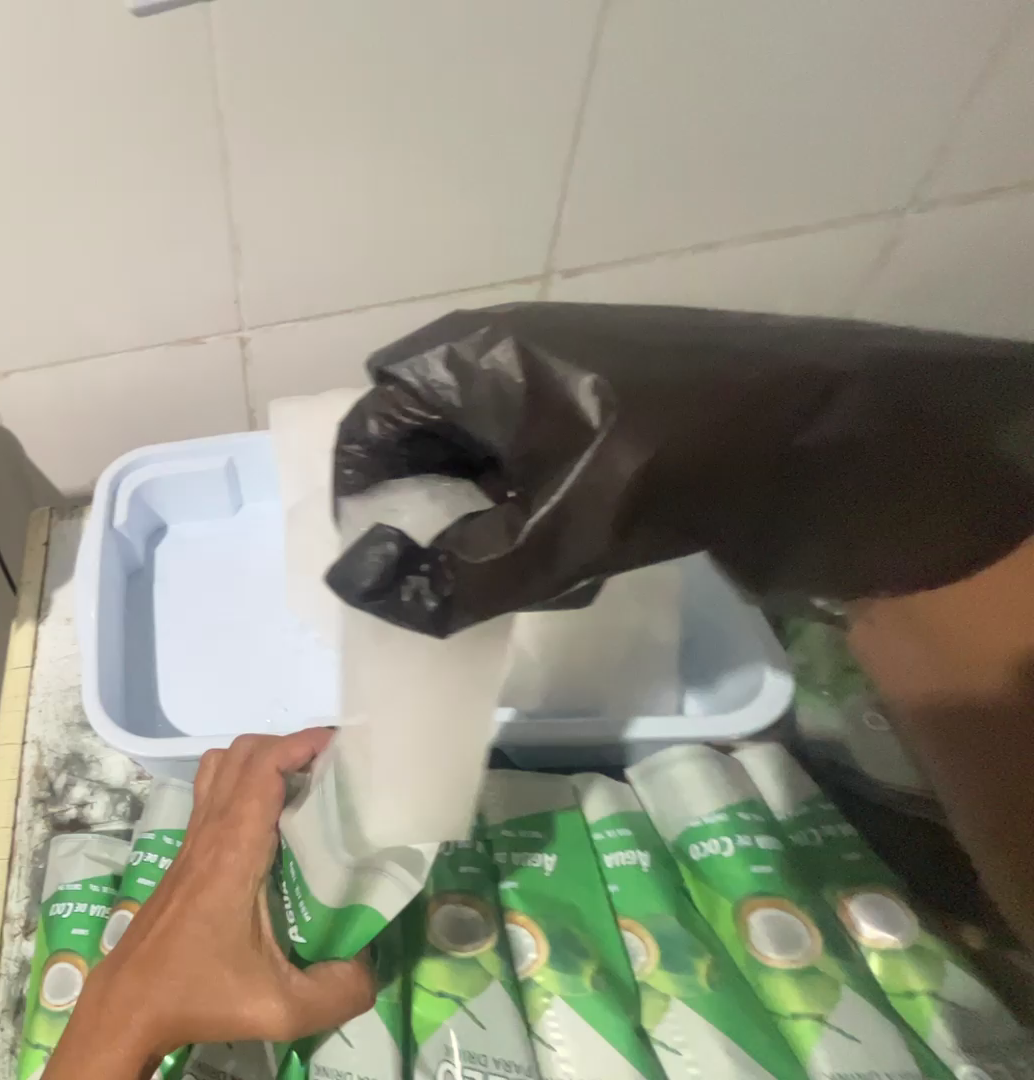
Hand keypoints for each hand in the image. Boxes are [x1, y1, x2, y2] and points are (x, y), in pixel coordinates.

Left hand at [43, 730, 374, 1079]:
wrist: (134, 998)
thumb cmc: (202, 994)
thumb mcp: (283, 1009)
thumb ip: (341, 991)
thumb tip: (372, 965)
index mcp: (234, 848)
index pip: (262, 767)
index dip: (300, 744)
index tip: (340, 747)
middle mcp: (212, 829)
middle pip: (243, 753)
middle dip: (289, 745)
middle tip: (333, 768)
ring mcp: (195, 835)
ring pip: (222, 765)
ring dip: (262, 758)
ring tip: (304, 783)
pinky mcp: (188, 848)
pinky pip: (214, 790)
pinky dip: (244, 780)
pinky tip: (273, 819)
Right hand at [326, 302, 1033, 635]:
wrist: (875, 434)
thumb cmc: (699, 456)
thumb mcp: (569, 527)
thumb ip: (456, 572)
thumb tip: (363, 594)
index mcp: (472, 357)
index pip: (369, 426)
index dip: (358, 494)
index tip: (373, 558)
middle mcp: (497, 359)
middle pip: (416, 447)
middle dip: (422, 516)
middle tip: (442, 572)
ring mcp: (548, 386)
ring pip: (469, 467)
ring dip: (475, 526)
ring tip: (511, 572)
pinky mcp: (591, 417)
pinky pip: (519, 474)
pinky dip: (520, 522)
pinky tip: (561, 559)